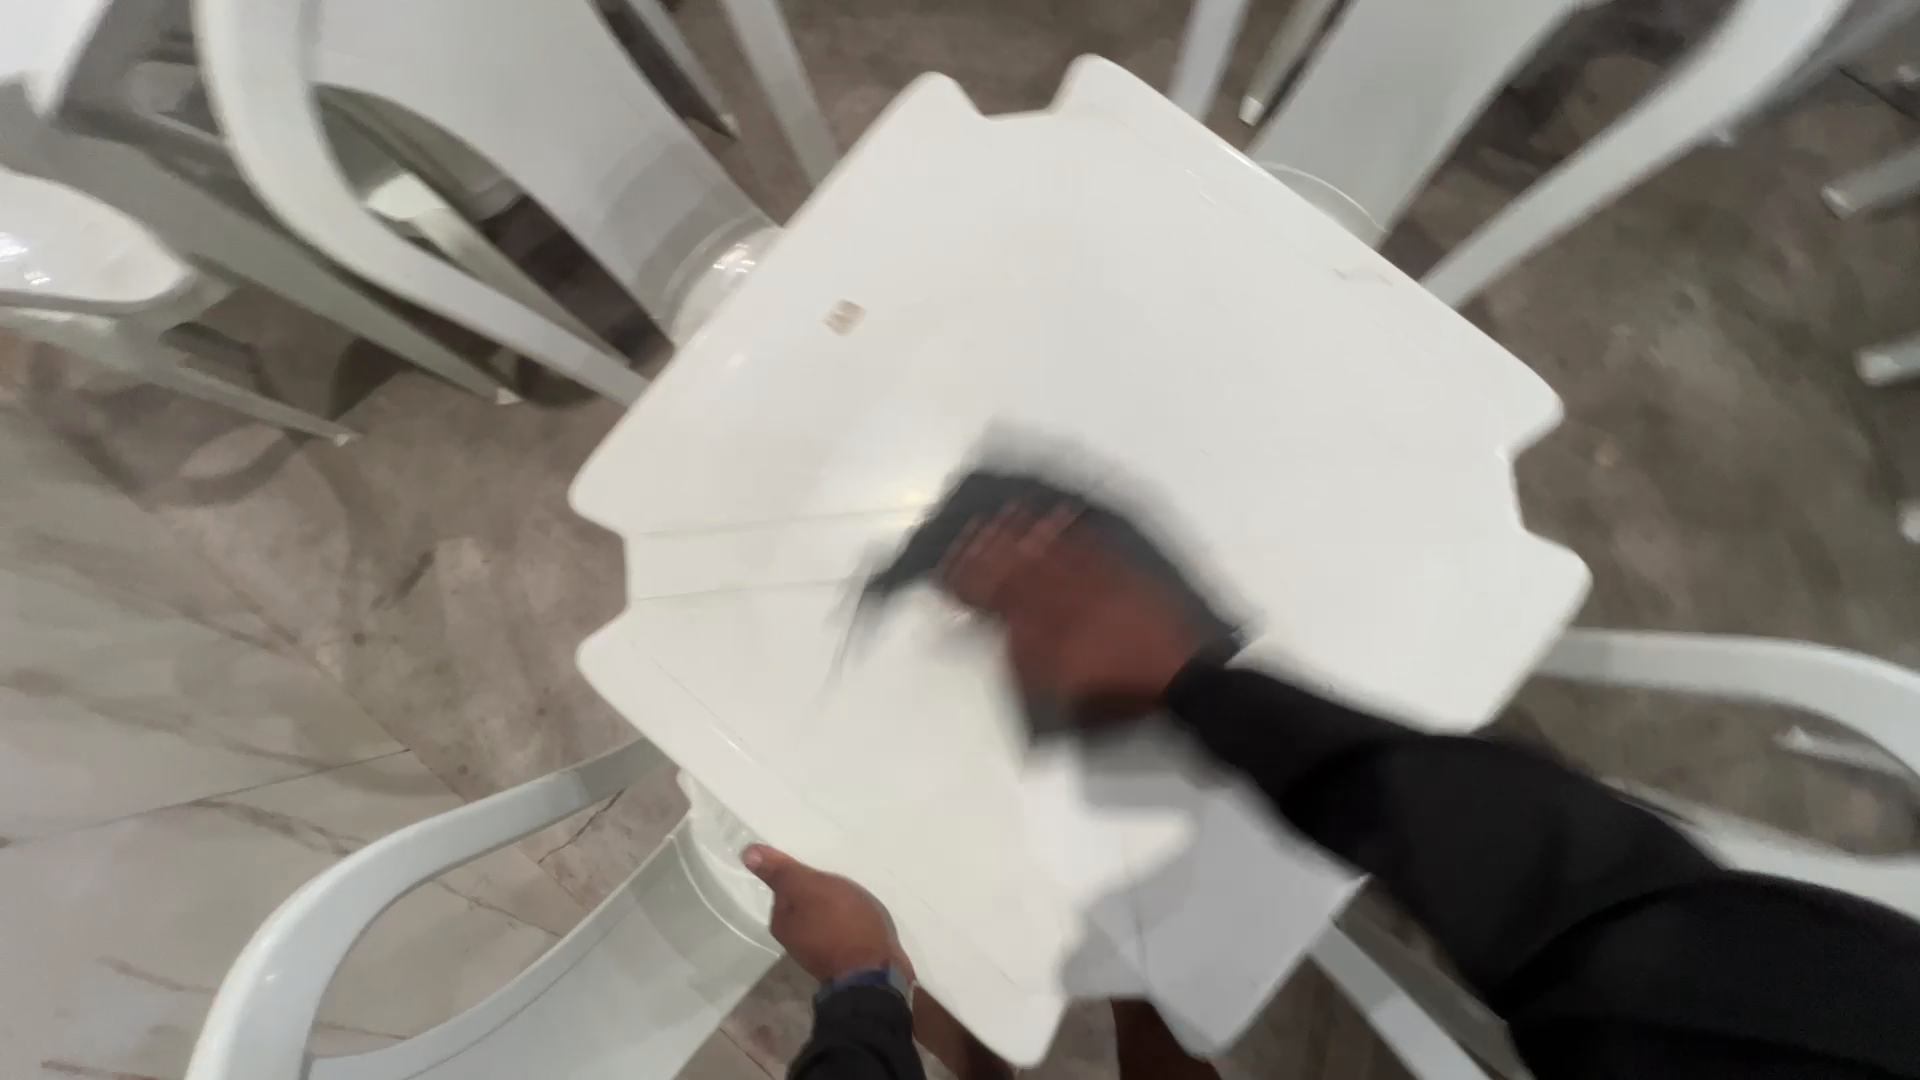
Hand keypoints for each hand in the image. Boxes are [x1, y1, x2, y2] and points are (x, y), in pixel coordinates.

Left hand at [742, 844, 912, 982]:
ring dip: (836, 900)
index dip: (801, 870)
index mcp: (782, 922)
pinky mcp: (844, 953)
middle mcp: (795, 938)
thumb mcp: (809, 888)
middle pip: (804, 900)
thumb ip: (781, 871)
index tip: (818, 861)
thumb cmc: (840, 924)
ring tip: (854, 888)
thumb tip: (746, 853)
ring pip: (824, 913)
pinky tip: (862, 909)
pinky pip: (842, 925)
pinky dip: (849, 914)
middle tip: (839, 873)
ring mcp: (820, 948)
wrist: (875, 971)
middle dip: (819, 886)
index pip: (785, 886)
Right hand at [940, 506, 1205, 723]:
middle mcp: (1068, 597)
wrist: (1181, 678)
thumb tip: (1000, 628)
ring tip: (1004, 511)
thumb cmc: (1118, 692)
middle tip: (969, 527)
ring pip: (1051, 551)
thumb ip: (1024, 656)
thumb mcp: (1059, 687)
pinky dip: (1070, 528)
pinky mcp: (1120, 574)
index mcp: (1048, 627)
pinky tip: (1057, 514)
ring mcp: (1096, 582)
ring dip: (1025, 530)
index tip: (949, 566)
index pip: (998, 597)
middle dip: (991, 547)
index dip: (971, 580)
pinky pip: (1090, 545)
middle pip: (1021, 567)